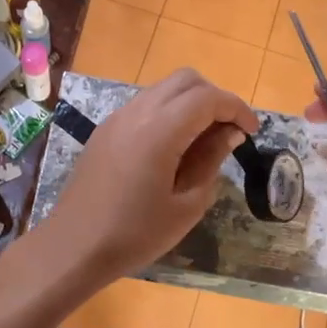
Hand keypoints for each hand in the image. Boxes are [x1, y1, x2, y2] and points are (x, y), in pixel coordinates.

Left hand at [41, 69, 260, 284]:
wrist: (73, 247)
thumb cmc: (135, 234)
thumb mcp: (186, 205)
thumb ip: (210, 161)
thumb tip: (228, 133)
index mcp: (159, 130)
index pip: (208, 98)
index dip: (236, 108)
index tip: (252, 131)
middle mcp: (137, 113)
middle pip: (186, 80)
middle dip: (215, 98)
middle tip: (230, 131)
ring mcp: (117, 118)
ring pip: (163, 90)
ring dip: (190, 103)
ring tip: (205, 140)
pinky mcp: (106, 130)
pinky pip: (145, 105)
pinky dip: (169, 112)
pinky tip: (174, 147)